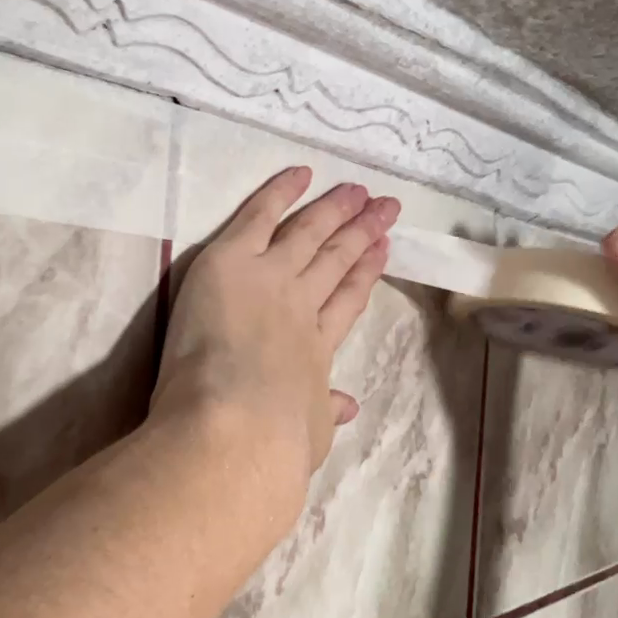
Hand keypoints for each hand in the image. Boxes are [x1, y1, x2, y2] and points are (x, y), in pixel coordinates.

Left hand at [152, 167, 398, 478]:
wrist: (235, 424)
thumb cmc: (270, 443)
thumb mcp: (307, 434)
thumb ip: (324, 412)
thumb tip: (347, 406)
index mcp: (316, 351)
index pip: (345, 303)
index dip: (364, 275)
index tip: (380, 253)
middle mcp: (300, 306)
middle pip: (336, 261)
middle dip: (361, 233)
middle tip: (384, 208)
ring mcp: (271, 279)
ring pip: (308, 234)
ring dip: (334, 210)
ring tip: (358, 191)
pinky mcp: (232, 261)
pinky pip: (259, 215)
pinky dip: (280, 192)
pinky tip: (300, 174)